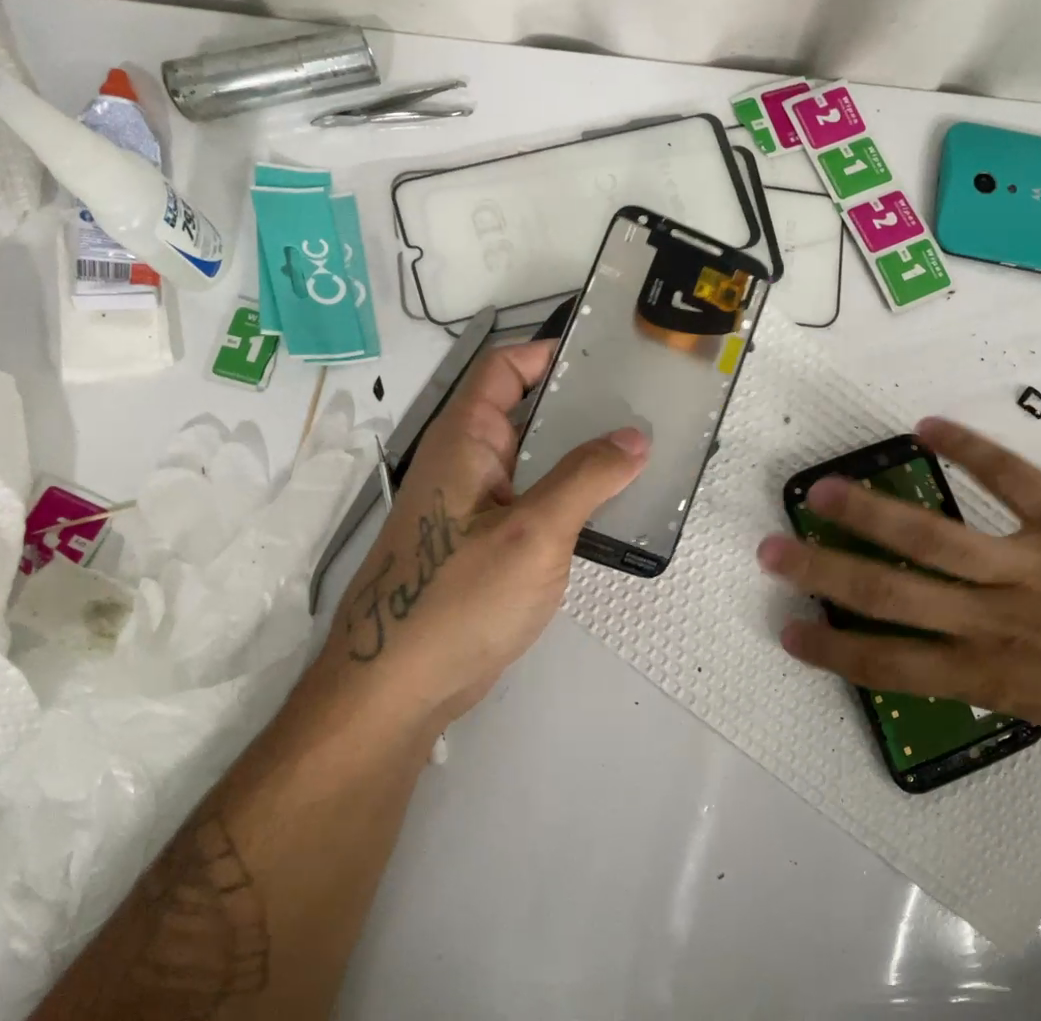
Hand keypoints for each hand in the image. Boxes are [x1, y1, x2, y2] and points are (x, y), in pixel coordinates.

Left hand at [328, 342, 648, 722]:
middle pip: (524, 415)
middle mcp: (465, 467)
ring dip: (580, 459)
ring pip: (532, 466)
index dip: (550, 354)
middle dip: (580, 408)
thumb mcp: (535, 533)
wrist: (397, 687)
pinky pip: (532, 506)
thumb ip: (587, 478)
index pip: (504, 370)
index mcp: (465, 442)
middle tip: (643, 408)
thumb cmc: (459, 599)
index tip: (607, 357)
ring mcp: (472, 511)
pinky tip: (612, 514)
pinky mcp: (481, 550)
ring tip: (642, 456)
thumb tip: (634, 435)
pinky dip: (570, 501)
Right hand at [756, 417, 1040, 791]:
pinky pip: (1010, 478)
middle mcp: (1000, 624)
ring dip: (869, 511)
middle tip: (771, 548)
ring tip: (822, 489)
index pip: (890, 666)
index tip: (787, 631)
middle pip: (890, 594)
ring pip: (931, 536)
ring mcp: (1036, 567)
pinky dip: (966, 450)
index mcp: (995, 679)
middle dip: (824, 572)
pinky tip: (925, 428)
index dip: (832, 649)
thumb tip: (961, 648)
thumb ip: (1003, 674)